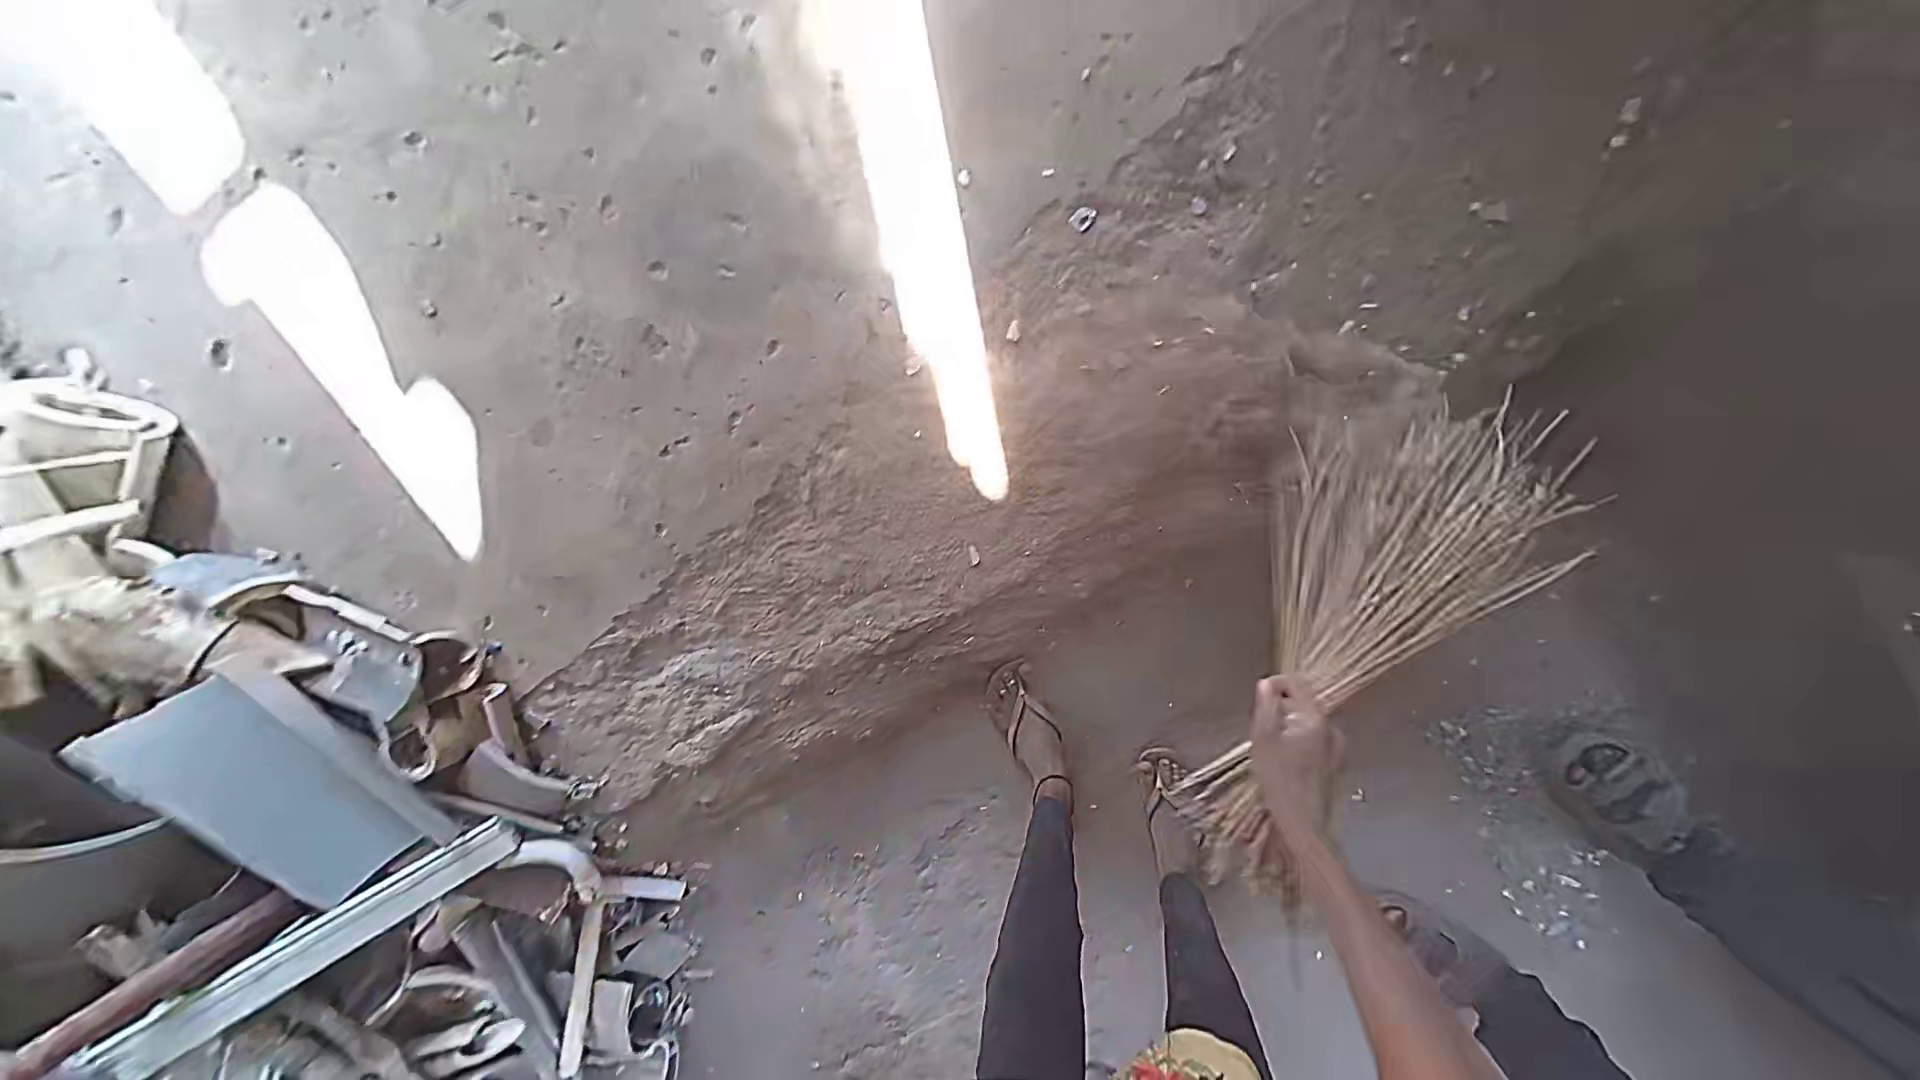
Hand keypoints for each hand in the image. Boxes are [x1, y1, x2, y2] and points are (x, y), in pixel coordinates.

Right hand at [1249, 675, 1343, 835]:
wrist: (1305, 826)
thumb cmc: (1279, 782)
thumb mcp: (1262, 740)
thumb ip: (1266, 707)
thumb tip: (1266, 684)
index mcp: (1315, 719)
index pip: (1296, 684)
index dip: (1275, 684)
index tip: (1259, 696)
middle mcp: (1332, 728)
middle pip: (1304, 702)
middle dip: (1280, 706)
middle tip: (1260, 724)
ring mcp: (1337, 747)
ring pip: (1308, 721)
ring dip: (1288, 723)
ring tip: (1269, 742)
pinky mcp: (1336, 762)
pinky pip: (1315, 738)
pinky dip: (1298, 739)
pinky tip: (1284, 757)